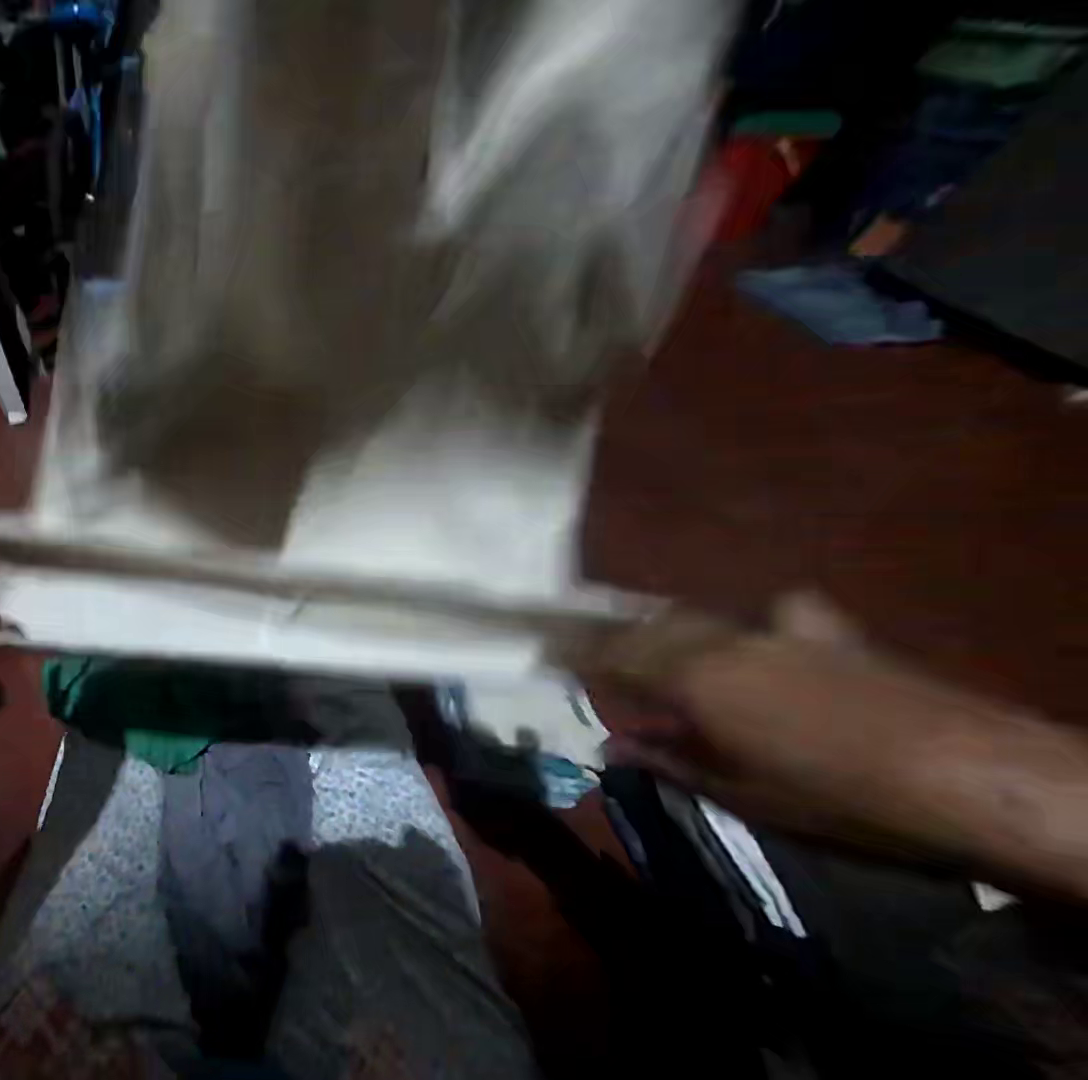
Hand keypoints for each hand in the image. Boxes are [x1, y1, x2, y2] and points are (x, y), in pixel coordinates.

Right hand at [583, 595, 1087, 901]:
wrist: (975, 775)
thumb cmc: (839, 796)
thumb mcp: (741, 792)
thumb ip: (669, 759)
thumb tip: (610, 744)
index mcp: (690, 679)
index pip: (609, 656)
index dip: (571, 654)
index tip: (540, 653)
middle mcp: (720, 643)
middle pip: (644, 627)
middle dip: (604, 634)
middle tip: (574, 640)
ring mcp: (773, 632)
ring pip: (694, 617)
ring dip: (659, 628)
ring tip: (640, 639)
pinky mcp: (824, 633)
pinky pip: (773, 614)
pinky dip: (752, 624)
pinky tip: (758, 632)